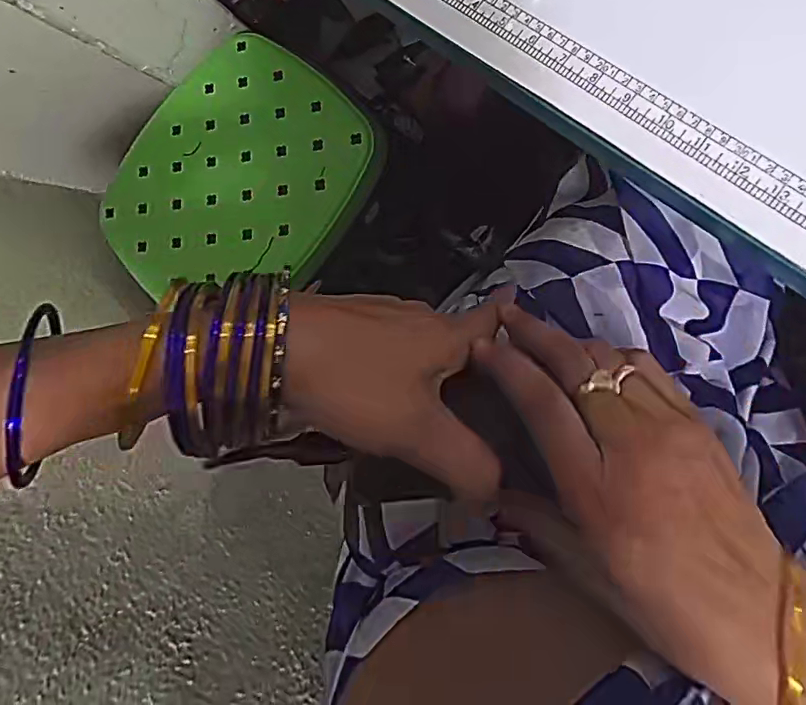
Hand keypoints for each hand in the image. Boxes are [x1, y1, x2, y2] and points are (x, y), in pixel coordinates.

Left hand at [281, 291, 506, 503]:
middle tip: (482, 414)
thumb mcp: (416, 431)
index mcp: (448, 333)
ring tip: (430, 419)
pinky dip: (396, 373)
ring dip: (431, 375)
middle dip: (474, 371)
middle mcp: (421, 316)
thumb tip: (500, 490)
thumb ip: (466, 462)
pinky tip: (379, 402)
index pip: (498, 318)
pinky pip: (389, 351)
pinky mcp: (350, 325)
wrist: (272, 345)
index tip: (533, 347)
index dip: (518, 329)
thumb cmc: (355, 381)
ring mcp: (382, 316)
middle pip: (461, 340)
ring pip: (422, 347)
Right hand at [474, 303, 787, 703]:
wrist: (758, 614)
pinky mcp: (698, 421)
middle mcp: (632, 444)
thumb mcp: (591, 572)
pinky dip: (616, 355)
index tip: (485, 346)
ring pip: (613, 358)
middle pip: (577, 366)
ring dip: (574, 340)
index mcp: (597, 489)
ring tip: (548, 337)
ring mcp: (671, 426)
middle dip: (536, 333)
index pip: (543, 403)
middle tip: (509, 315)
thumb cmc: (665, 605)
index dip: (509, 366)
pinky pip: (649, 369)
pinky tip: (602, 359)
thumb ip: (538, 521)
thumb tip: (497, 490)